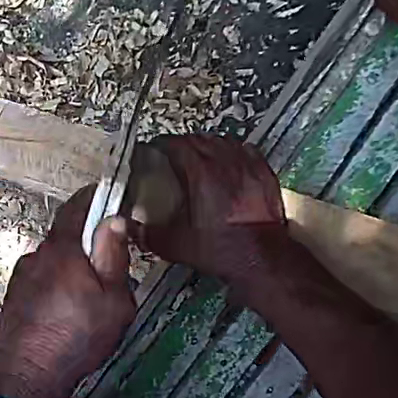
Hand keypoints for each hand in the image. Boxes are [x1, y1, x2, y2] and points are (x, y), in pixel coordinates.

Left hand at [0, 187, 136, 397]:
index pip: (76, 206)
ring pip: (54, 261)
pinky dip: (58, 285)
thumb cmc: (76, 338)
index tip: (111, 197)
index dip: (95, 198)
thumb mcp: (114, 300)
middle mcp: (36, 255)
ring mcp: (21, 277)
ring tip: (91, 296)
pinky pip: (43, 280)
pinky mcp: (14, 298)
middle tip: (111, 262)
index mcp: (62, 249)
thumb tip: (114, 219)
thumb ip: (114, 256)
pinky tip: (69, 311)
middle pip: (66, 236)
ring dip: (72, 268)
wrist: (26, 379)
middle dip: (88, 243)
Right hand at [132, 135, 288, 286]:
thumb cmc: (225, 249)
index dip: (162, 144)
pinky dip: (235, 151)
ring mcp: (247, 166)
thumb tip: (134, 229)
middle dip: (184, 143)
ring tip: (201, 155)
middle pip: (199, 139)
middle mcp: (224, 163)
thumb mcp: (176, 245)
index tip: (156, 148)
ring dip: (209, 145)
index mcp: (200, 173)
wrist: (261, 258)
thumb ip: (149, 234)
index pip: (176, 144)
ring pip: (223, 141)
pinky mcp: (263, 174)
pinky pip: (246, 150)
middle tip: (175, 153)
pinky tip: (231, 159)